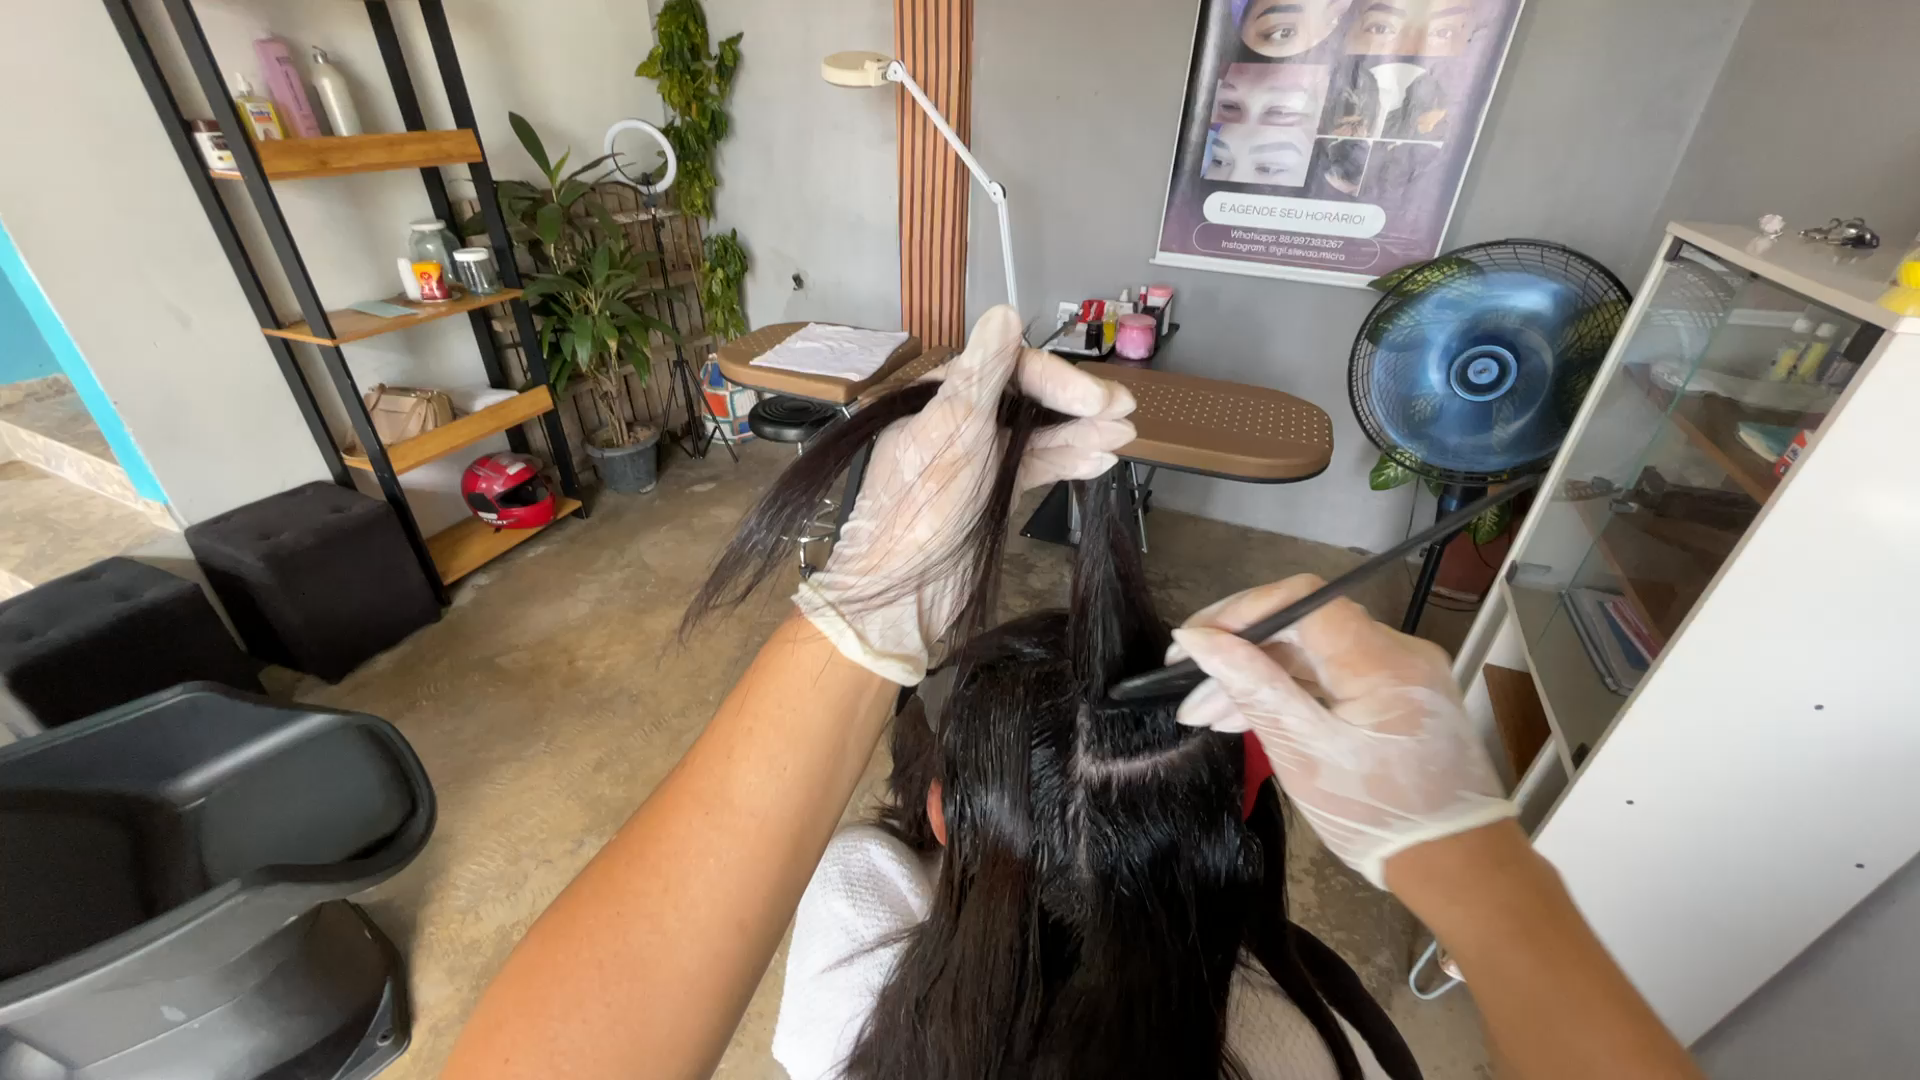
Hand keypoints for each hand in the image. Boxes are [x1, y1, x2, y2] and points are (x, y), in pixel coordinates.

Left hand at [794, 305, 1135, 684]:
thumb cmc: (918, 511)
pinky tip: (1100, 460)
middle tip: (1125, 411)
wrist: (900, 593)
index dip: (1055, 379)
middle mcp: (960, 422)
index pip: (1007, 367)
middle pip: (1028, 398)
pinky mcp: (993, 493)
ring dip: (1082, 432)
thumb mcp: (950, 433)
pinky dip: (1068, 462)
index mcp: (939, 397)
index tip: (1093, 400)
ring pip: (1038, 434)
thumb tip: (1004, 312)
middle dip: (1077, 404)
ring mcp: (979, 459)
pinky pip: (1037, 467)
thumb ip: (981, 375)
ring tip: (1124, 436)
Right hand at [1168, 575, 1514, 886]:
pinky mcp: (1389, 694)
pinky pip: (1324, 676)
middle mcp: (1394, 651)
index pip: (1299, 600)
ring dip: (1252, 675)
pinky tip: (1240, 716)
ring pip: (1306, 653)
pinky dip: (1282, 691)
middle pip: (1299, 626)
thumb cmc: (1377, 815)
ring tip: (1201, 712)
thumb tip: (1195, 638)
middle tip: (1184, 681)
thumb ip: (1251, 686)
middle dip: (1237, 651)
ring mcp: (1394, 672)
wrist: (1457, 870)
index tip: (1194, 642)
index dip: (1239, 611)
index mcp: (1381, 660)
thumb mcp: (1303, 751)